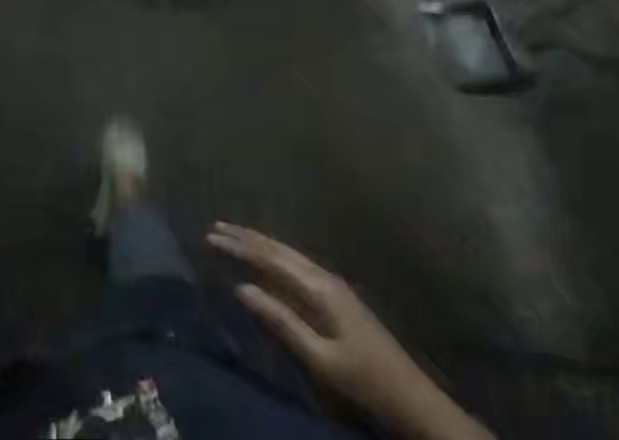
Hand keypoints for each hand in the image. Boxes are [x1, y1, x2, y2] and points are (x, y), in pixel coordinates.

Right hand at [206, 223, 494, 439]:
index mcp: (318, 287)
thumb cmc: (361, 376)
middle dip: (246, 237)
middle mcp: (324, 276)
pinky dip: (275, 257)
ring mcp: (331, 283)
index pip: (271, 258)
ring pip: (288, 254)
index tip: (212, 236)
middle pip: (279, 249)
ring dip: (259, 244)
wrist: (406, 391)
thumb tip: (243, 288)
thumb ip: (281, 320)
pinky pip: (297, 266)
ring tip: (233, 235)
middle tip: (215, 228)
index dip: (240, 246)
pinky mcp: (334, 295)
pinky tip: (266, 259)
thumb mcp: (317, 355)